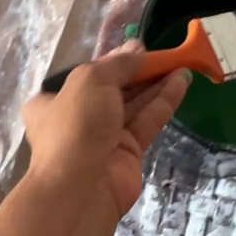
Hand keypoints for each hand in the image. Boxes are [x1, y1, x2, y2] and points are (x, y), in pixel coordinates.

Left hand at [22, 44, 189, 218]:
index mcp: (54, 100)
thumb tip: (137, 48)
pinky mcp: (128, 152)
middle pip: (113, 89)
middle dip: (139, 71)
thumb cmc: (76, 125)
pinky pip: (147, 120)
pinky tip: (181, 83)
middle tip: (167, 55)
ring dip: (156, 84)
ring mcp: (104, 137)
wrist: (82, 187)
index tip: (139, 48)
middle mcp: (78, 118)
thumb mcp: (91, 80)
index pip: (87, 76)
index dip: (113, 61)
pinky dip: (163, 102)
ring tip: (181, 64)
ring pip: (134, 104)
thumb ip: (117, 64)